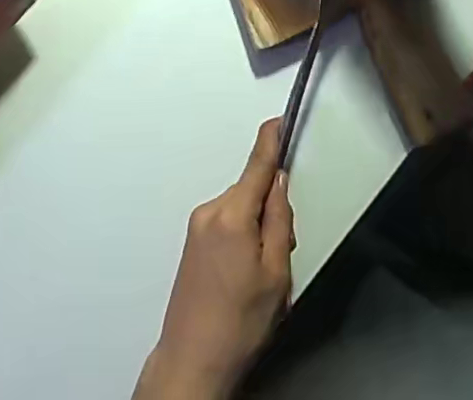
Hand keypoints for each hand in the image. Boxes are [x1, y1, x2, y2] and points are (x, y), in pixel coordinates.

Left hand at [134, 119, 294, 399]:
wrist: (194, 352)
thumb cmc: (240, 321)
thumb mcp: (276, 275)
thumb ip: (279, 223)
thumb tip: (278, 185)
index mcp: (232, 216)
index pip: (255, 169)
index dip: (269, 143)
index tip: (277, 120)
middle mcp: (209, 211)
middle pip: (249, 192)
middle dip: (270, 210)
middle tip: (280, 256)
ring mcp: (197, 224)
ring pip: (238, 208)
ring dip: (255, 226)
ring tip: (260, 275)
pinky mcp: (192, 238)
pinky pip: (225, 221)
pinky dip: (241, 234)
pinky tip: (243, 274)